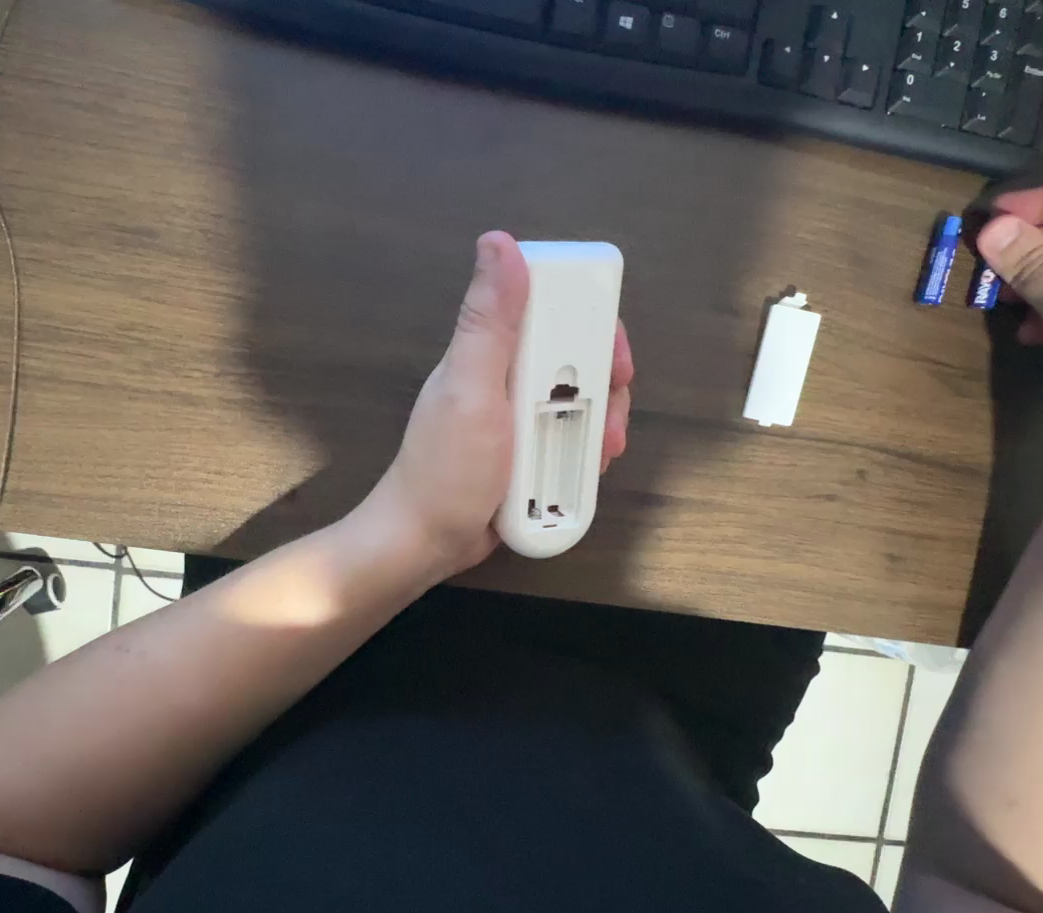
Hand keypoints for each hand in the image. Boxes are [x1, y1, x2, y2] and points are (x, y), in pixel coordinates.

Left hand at [356, 232, 635, 578]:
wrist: (427, 541)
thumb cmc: (447, 468)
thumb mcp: (470, 390)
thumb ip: (488, 323)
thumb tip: (499, 242)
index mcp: (490, 353)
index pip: (551, 314)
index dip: (591, 324)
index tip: (613, 354)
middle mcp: (506, 379)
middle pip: (575, 362)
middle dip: (605, 386)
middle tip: (615, 417)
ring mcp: (517, 422)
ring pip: (579, 405)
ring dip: (602, 425)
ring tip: (606, 452)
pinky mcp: (525, 458)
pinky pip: (569, 442)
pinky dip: (585, 453)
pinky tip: (591, 469)